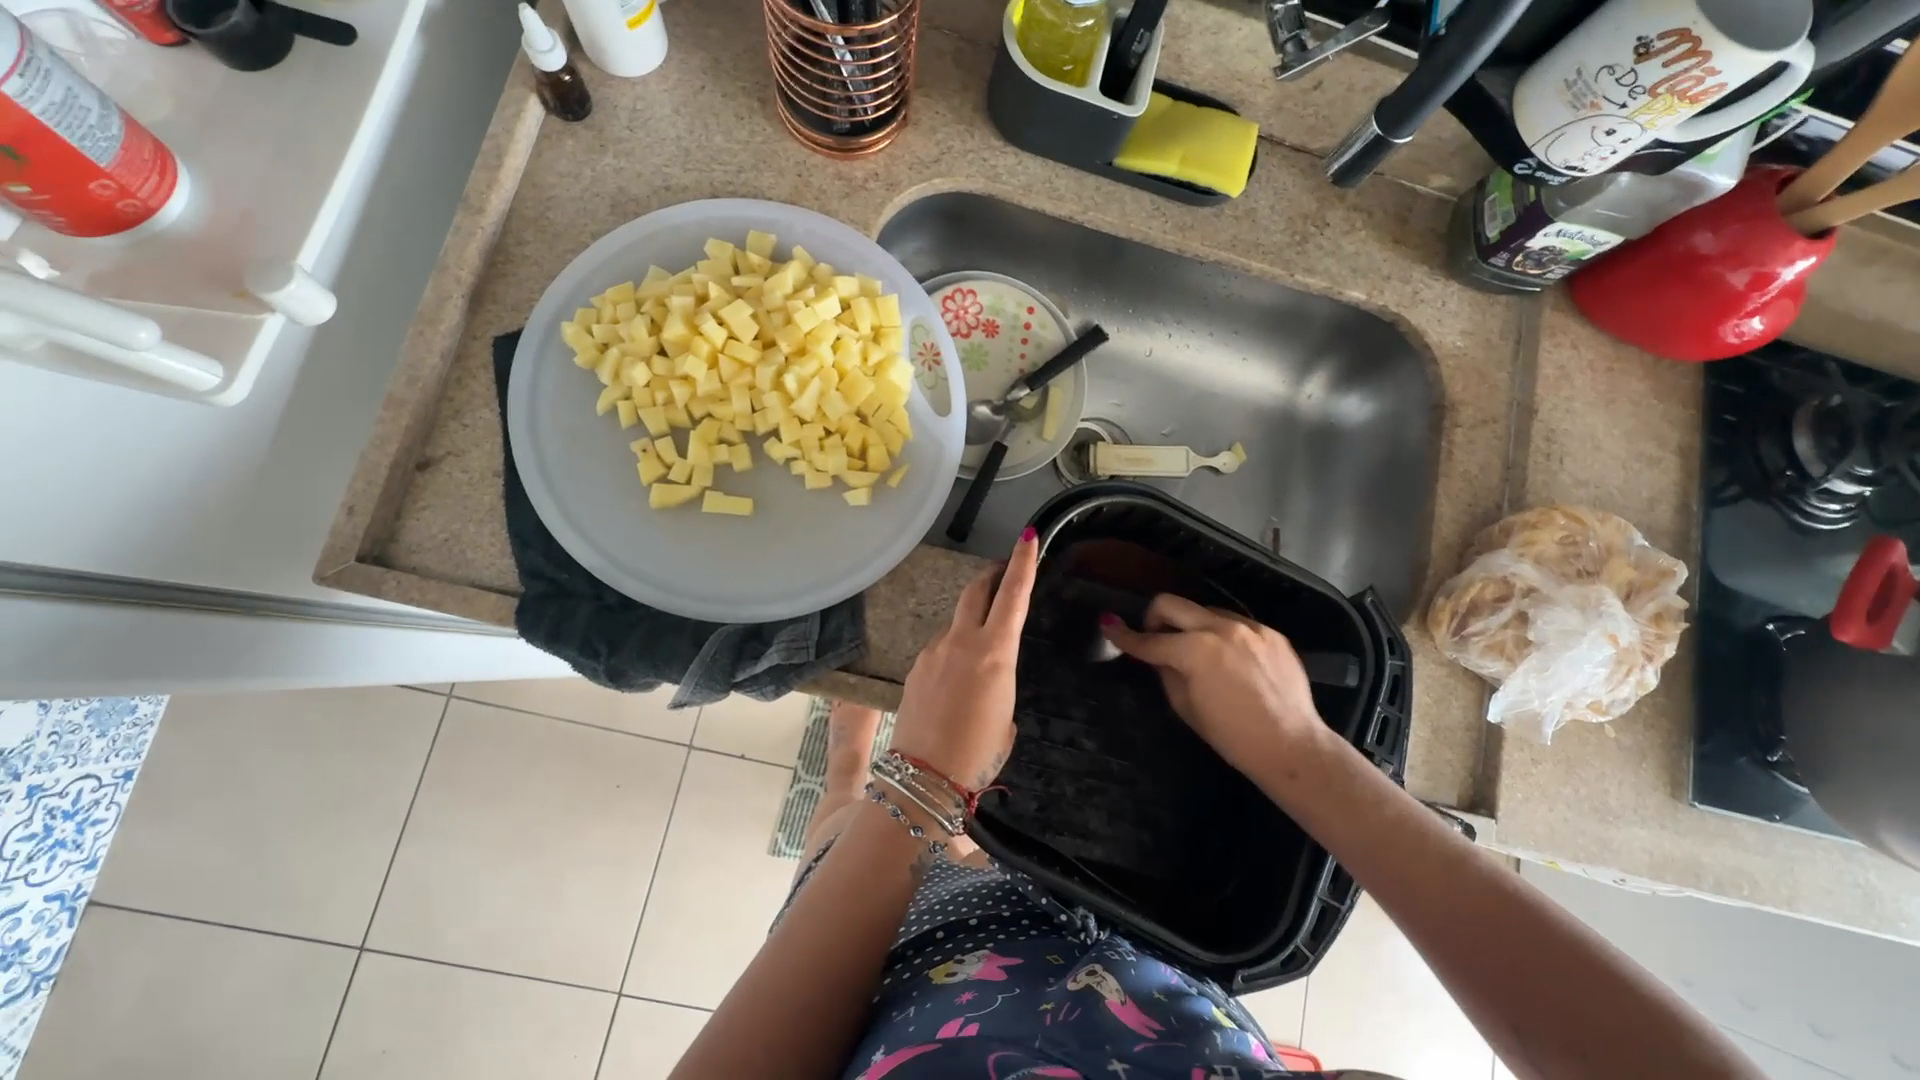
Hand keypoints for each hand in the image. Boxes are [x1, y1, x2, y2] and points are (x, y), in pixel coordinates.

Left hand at [890, 528, 1038, 789]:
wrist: (923, 778)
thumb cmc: (978, 754)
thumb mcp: (1006, 718)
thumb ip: (1001, 685)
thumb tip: (989, 681)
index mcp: (994, 653)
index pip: (1012, 595)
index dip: (1023, 564)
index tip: (1028, 537)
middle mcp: (961, 642)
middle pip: (976, 592)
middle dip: (991, 576)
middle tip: (1003, 571)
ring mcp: (933, 653)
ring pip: (956, 623)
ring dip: (971, 623)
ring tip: (982, 653)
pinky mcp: (915, 669)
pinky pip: (940, 649)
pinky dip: (953, 652)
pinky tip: (956, 683)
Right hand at [1100, 595, 1326, 780]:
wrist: (1290, 744)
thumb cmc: (1232, 736)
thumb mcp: (1185, 707)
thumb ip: (1166, 672)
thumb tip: (1158, 655)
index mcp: (1195, 650)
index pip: (1149, 640)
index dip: (1124, 635)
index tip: (1108, 626)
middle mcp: (1221, 628)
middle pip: (1172, 604)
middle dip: (1155, 617)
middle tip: (1155, 638)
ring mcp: (1250, 627)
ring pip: (1206, 611)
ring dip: (1193, 627)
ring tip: (1199, 655)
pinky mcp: (1271, 633)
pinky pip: (1237, 625)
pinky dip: (1223, 637)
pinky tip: (1231, 663)